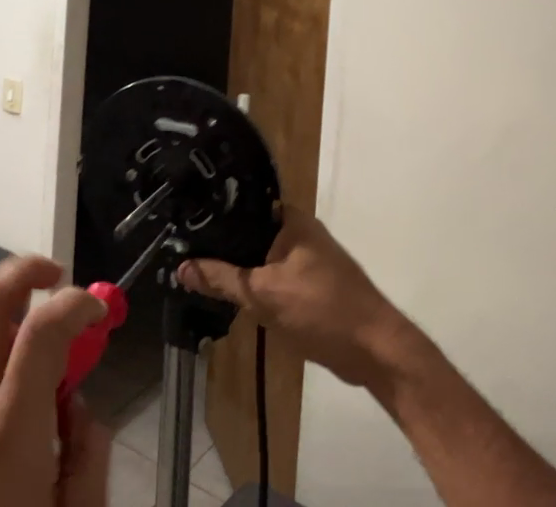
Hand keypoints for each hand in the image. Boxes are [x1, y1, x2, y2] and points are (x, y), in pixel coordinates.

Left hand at [0, 256, 111, 506]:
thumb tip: (81, 407)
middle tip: (59, 276)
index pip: (42, 328)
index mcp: (7, 428)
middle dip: (25, 270)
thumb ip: (87, 457)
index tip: (100, 310)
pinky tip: (22, 410)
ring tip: (54, 374)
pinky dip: (1, 363)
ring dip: (17, 325)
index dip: (78, 302)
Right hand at [178, 204, 409, 387]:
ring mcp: (305, 258)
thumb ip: (221, 279)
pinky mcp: (308, 284)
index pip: (241, 203)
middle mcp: (299, 232)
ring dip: (235, 266)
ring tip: (194, 267)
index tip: (180, 220)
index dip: (211, 212)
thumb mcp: (264, 294)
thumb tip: (181, 267)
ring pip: (258, 256)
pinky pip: (270, 276)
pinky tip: (226, 292)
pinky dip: (252, 283)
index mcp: (291, 220)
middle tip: (180, 247)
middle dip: (219, 243)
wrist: (376, 352)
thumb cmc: (323, 310)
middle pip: (248, 231)